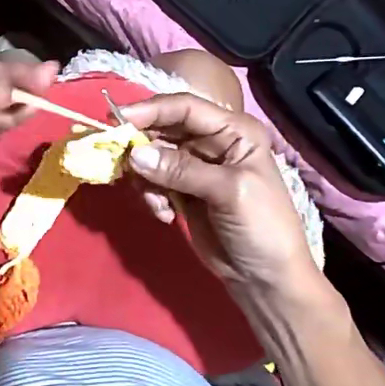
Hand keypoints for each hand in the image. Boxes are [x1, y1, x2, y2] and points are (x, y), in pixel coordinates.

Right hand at [122, 93, 320, 299]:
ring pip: (153, 157)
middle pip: (163, 130)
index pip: (185, 108)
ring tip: (157, 204)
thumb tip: (135, 154)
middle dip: (141, 146)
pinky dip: (151, 196)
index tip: (117, 119)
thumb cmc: (262, 226)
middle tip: (121, 166)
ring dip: (146, 178)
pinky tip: (165, 216)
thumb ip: (182, 170)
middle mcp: (213, 142)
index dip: (151, 110)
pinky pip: (153, 182)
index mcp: (233, 130)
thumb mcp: (229, 192)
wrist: (266, 277)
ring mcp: (196, 167)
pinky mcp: (183, 192)